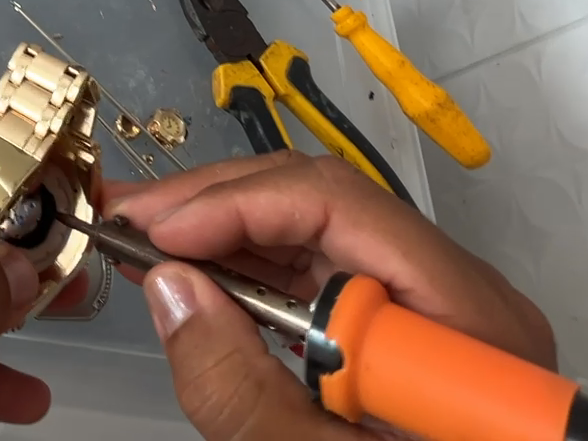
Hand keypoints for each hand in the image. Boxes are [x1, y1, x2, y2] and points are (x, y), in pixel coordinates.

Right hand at [108, 153, 554, 440]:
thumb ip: (244, 392)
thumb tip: (165, 283)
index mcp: (462, 314)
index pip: (338, 204)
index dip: (239, 205)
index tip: (158, 234)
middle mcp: (442, 282)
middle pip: (314, 196)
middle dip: (209, 201)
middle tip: (125, 214)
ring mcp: (411, 294)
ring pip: (298, 219)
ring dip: (210, 222)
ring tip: (137, 229)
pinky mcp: (379, 313)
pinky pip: (298, 259)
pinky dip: (232, 256)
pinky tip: (183, 261)